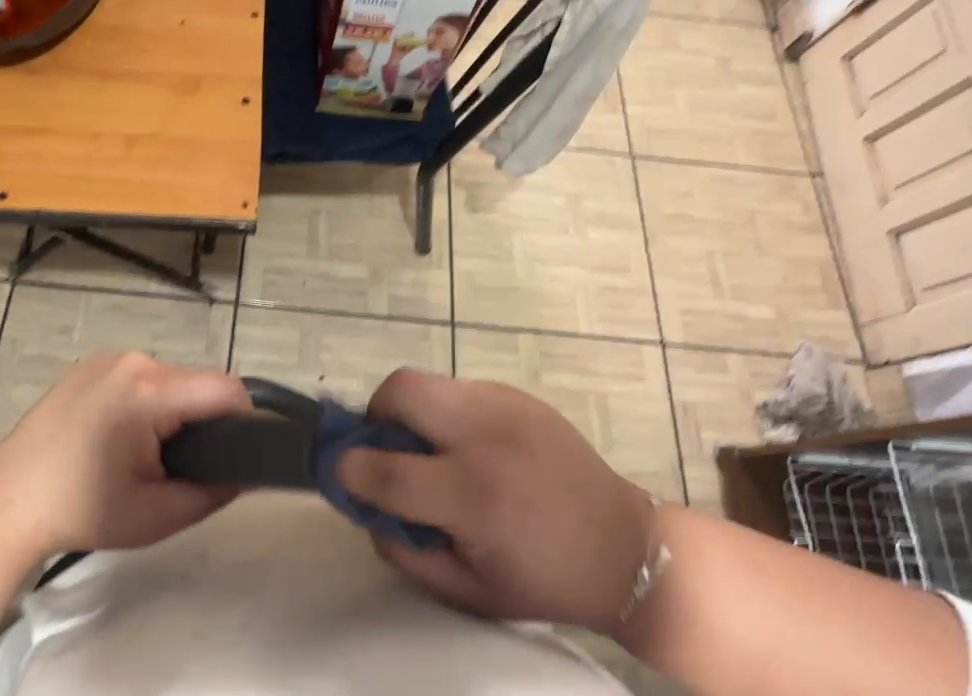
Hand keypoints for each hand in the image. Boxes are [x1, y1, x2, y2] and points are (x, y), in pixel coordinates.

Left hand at [0, 352, 250, 555]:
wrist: (5, 505)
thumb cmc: (82, 511)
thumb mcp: (157, 516)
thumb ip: (213, 492)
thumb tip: (247, 473)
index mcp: (149, 392)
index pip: (225, 388)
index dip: (244, 419)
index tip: (236, 452)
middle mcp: (133, 362)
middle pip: (197, 383)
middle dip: (202, 420)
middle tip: (183, 465)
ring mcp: (107, 359)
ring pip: (170, 380)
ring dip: (173, 411)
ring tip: (149, 455)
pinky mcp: (89, 365)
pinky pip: (140, 378)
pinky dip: (146, 403)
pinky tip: (122, 438)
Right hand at [337, 368, 656, 634]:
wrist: (626, 549)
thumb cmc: (544, 579)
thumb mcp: (466, 590)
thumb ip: (403, 549)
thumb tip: (365, 502)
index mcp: (472, 495)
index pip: (383, 468)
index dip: (349, 471)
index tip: (345, 476)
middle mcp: (486, 436)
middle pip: (402, 388)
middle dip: (376, 414)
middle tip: (385, 447)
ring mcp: (506, 406)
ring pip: (429, 381)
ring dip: (413, 412)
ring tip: (431, 450)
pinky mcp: (520, 396)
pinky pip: (461, 390)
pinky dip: (447, 413)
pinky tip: (471, 447)